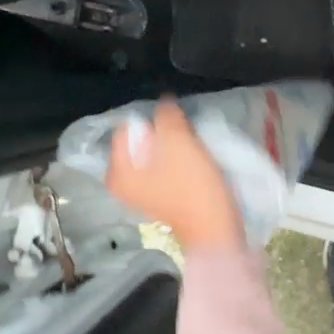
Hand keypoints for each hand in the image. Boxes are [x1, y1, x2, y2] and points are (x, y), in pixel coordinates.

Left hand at [107, 99, 244, 252]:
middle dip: (162, 135)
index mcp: (117, 171)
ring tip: (191, 151)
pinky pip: (162, 168)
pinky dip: (175, 162)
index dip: (153, 122)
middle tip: (185, 140)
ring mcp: (139, 193)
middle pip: (141, 141)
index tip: (175, 129)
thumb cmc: (194, 187)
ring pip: (153, 154)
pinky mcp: (157, 198)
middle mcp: (121, 183)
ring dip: (171, 147)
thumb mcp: (180, 142)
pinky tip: (192, 165)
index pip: (128, 128)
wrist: (216, 230)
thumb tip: (164, 103)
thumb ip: (167, 116)